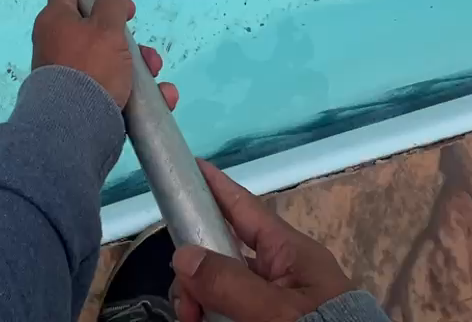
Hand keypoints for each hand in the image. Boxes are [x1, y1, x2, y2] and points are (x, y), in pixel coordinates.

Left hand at [31, 0, 176, 111]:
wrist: (74, 131)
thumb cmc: (90, 67)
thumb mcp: (107, 29)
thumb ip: (111, 5)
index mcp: (56, 19)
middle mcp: (58, 43)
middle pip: (93, 25)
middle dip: (122, 29)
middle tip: (135, 29)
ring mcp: (70, 72)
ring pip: (108, 57)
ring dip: (137, 62)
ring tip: (155, 71)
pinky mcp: (84, 99)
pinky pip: (113, 86)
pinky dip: (137, 90)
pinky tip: (162, 97)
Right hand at [171, 160, 355, 321]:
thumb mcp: (277, 311)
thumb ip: (230, 283)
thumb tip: (181, 255)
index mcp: (290, 251)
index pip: (244, 205)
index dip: (215, 185)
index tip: (188, 164)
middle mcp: (280, 271)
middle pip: (223, 252)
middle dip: (196, 267)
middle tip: (184, 302)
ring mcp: (275, 301)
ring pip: (223, 286)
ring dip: (201, 298)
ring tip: (191, 319)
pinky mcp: (268, 320)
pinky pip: (231, 309)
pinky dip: (213, 313)